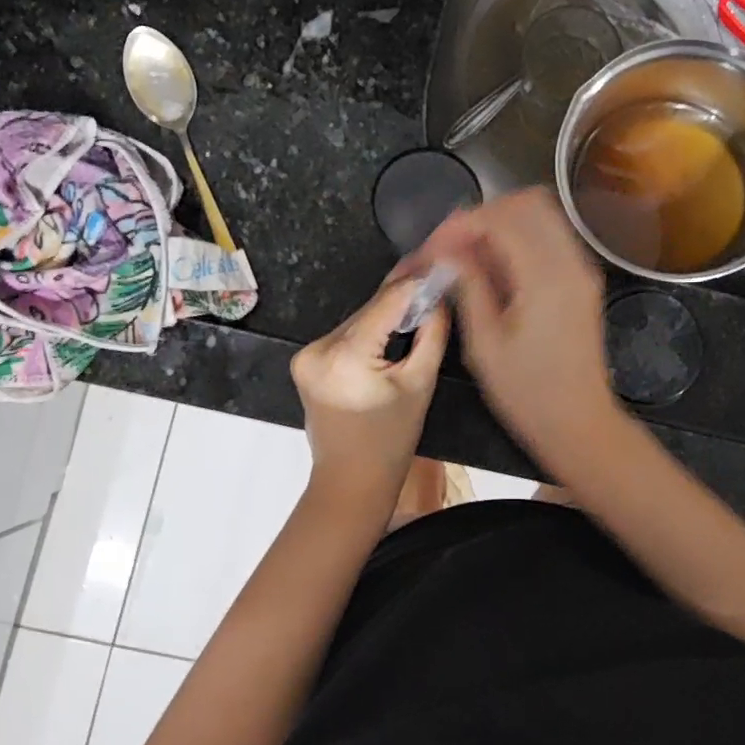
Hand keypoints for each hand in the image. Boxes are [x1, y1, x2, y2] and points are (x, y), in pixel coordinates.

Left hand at [290, 276, 448, 506]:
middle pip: (369, 310)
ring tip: (420, 301)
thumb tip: (439, 297)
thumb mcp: (419, 384)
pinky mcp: (305, 362)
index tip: (439, 264)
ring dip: (385, 313)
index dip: (415, 283)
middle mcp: (318, 348)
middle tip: (434, 279)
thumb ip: (431, 334)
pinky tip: (394, 326)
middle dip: (401, 298)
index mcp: (346, 356)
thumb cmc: (391, 440)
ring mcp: (306, 355)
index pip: (386, 304)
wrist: (350, 480)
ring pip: (357, 321)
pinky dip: (369, 331)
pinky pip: (345, 336)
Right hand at [413, 188, 620, 453]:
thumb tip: (447, 251)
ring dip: (501, 224)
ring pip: (541, 215)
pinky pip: (550, 237)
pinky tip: (493, 269)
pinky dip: (519, 239)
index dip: (461, 225)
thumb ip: (467, 286)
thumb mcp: (484, 344)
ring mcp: (582, 269)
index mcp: (546, 277)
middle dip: (483, 214)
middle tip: (451, 245)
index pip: (501, 219)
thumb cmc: (527, 393)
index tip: (434, 247)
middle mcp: (571, 262)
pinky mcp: (582, 281)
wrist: (579, 423)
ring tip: (467, 256)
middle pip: (527, 202)